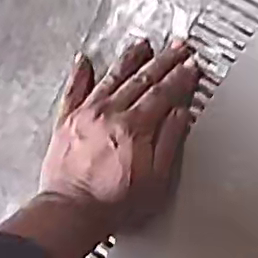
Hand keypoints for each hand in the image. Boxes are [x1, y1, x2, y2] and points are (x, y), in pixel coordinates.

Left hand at [40, 38, 198, 229]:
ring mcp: (86, 115)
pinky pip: (74, 90)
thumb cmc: (113, 203)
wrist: (72, 211)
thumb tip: (180, 115)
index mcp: (135, 127)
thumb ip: (169, 143)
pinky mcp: (66, 122)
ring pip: (112, 77)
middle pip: (141, 79)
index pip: (163, 93)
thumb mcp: (156, 180)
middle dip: (163, 61)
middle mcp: (110, 113)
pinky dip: (81, 74)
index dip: (180, 78)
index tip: (190, 67)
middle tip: (177, 48)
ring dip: (130, 59)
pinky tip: (85, 62)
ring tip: (142, 46)